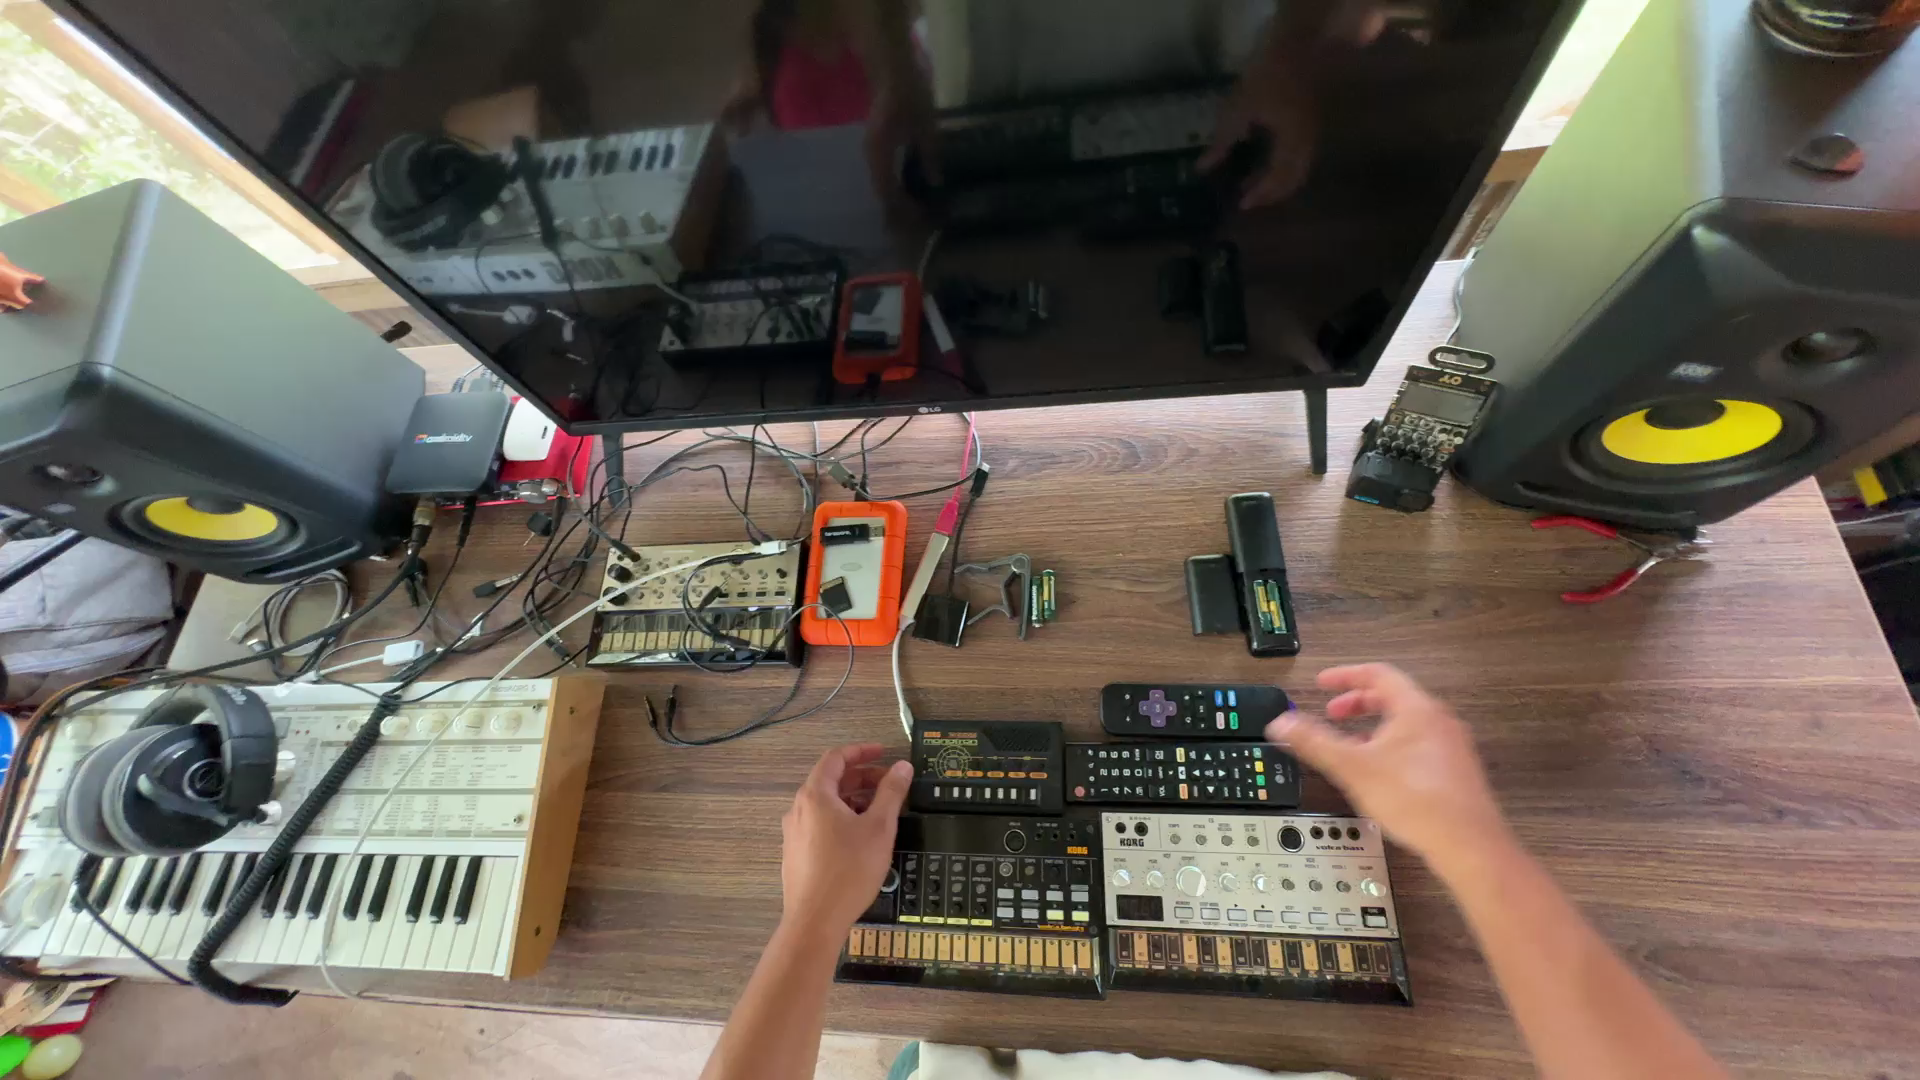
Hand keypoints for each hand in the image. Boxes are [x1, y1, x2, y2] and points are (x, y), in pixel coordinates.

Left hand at [780, 744, 912, 937]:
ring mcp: (794, 832)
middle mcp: (799, 808)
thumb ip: (891, 792)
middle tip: (889, 785)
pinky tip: (860, 838)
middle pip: (831, 780)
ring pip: (826, 804)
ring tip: (880, 812)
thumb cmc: (849, 870)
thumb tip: (903, 766)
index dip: (861, 751)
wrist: (815, 922)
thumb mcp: (879, 827)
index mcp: (816, 795)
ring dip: (853, 799)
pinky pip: (820, 823)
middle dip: (862, 778)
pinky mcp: (796, 854)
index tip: (884, 752)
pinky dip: (841, 818)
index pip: (835, 758)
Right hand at [863, 72, 940, 213]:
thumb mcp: (926, 125)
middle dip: (898, 212)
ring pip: (881, 187)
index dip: (902, 209)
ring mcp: (872, 153)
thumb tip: (936, 182)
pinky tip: (908, 196)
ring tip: (913, 215)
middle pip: (882, 194)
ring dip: (896, 203)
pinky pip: (883, 177)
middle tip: (917, 225)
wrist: (891, 68)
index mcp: (880, 152)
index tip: (918, 220)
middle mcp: (872, 156)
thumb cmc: (909, 92)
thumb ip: (930, 155)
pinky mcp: (876, 149)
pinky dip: (895, 190)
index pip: (888, 191)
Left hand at [1197, 37, 1317, 208]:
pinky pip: (1297, 156)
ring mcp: (1310, 132)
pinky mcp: (1308, 123)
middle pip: (1293, 179)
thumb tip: (1202, 168)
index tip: (1241, 205)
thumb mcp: (1238, 109)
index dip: (1261, 195)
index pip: (1278, 179)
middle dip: (1271, 194)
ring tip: (1249, 185)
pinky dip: (1280, 166)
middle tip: (1247, 201)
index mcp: (1292, 141)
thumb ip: (1221, 142)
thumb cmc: (1266, 75)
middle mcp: (1306, 141)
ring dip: (1274, 181)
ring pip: (1297, 169)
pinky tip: (1260, 162)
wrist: (1297, 42)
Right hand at [1267, 664, 1509, 873]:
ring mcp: (1452, 746)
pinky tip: (1378, 770)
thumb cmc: (1414, 800)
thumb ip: (1314, 742)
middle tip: (1331, 713)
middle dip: (1356, 702)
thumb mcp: (1352, 768)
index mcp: (1416, 709)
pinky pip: (1418, 741)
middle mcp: (1438, 721)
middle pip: (1393, 696)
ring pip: (1406, 721)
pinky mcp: (1457, 771)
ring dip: (1373, 724)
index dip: (1345, 675)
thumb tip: (1280, 722)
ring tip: (1350, 743)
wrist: (1471, 848)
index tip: (1321, 683)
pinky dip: (1391, 742)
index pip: (1378, 675)